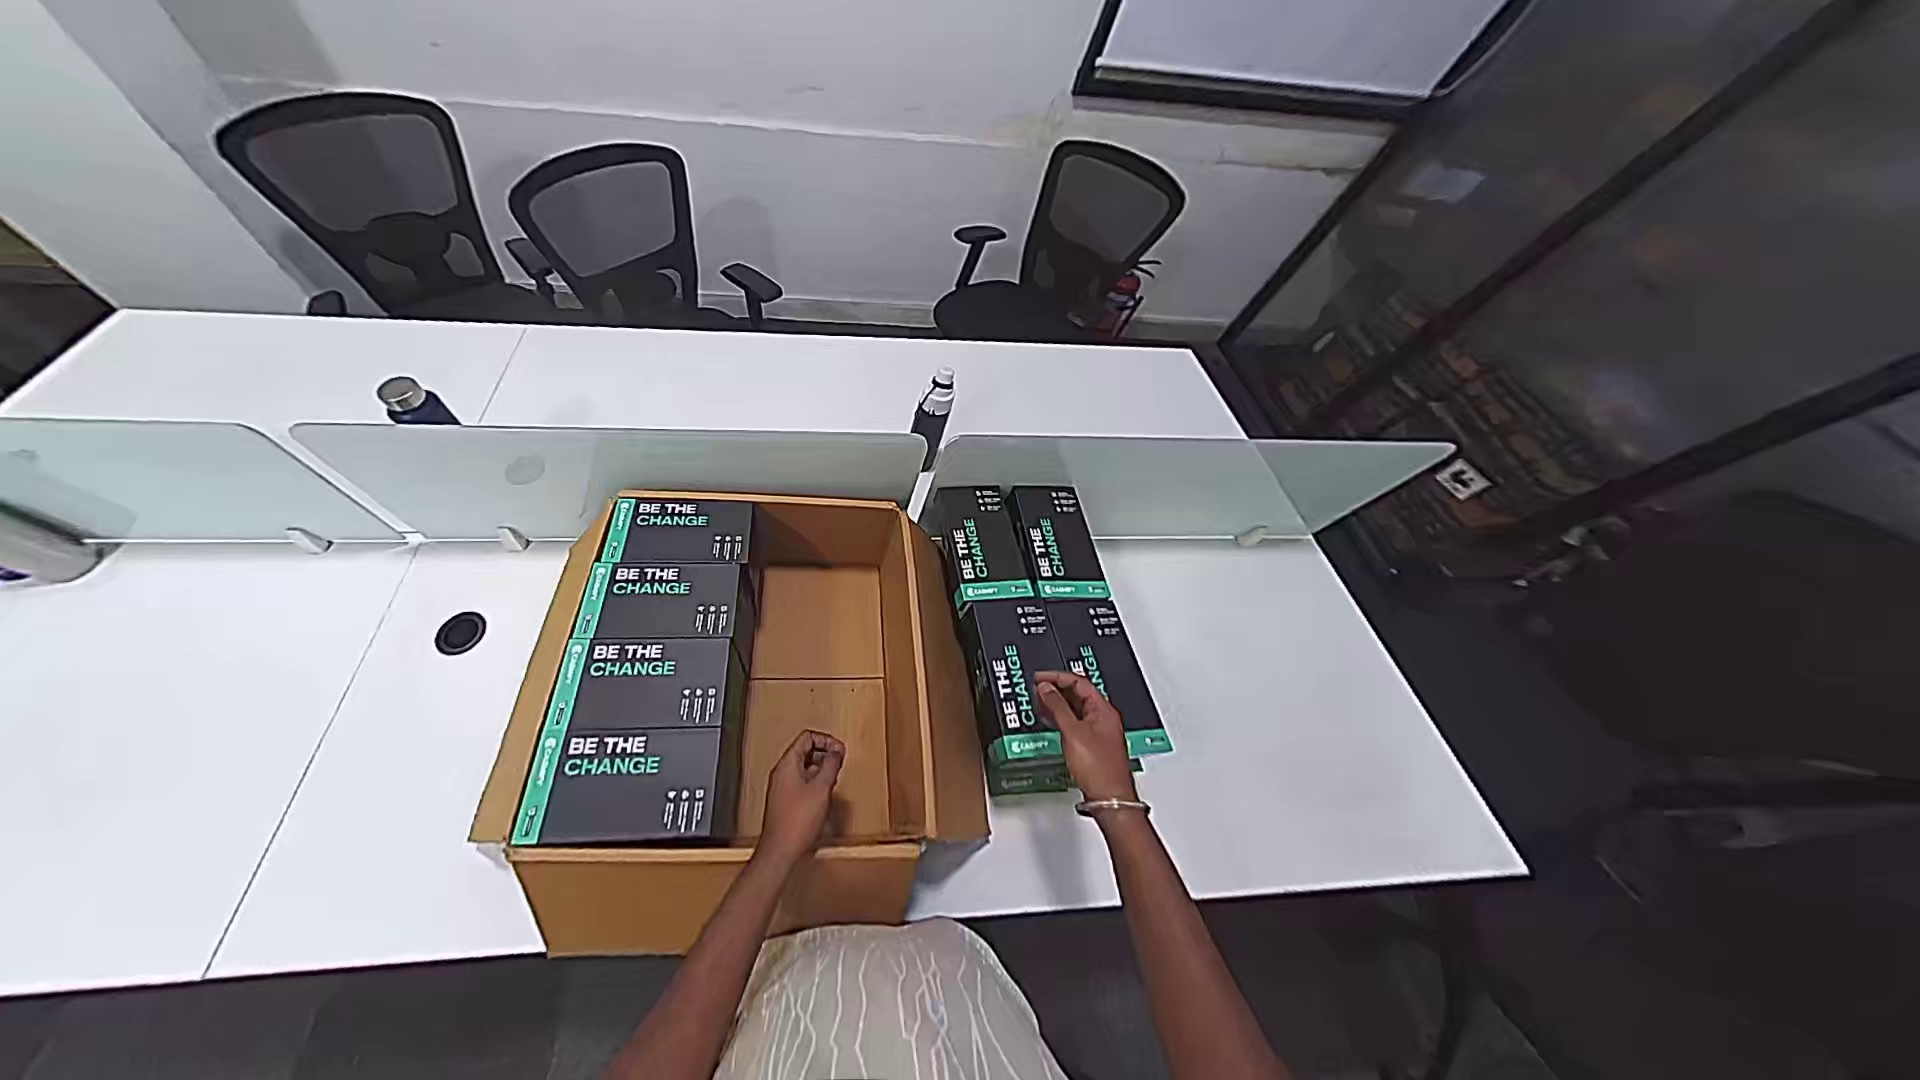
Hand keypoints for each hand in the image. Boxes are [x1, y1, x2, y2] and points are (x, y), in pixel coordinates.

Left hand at [757, 730, 844, 866]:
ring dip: (821, 768)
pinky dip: (815, 781)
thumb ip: (831, 765)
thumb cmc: (797, 821)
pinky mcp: (784, 800)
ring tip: (833, 778)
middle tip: (839, 762)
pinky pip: (801, 781)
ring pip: (804, 766)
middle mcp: (781, 772)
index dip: (826, 740)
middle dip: (825, 753)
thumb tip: (836, 751)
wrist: (780, 850)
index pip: (807, 738)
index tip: (839, 750)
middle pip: (805, 750)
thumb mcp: (822, 787)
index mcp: (787, 764)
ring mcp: (781, 786)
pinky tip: (824, 794)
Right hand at [1035, 671, 1136, 801]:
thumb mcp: (1073, 732)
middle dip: (1056, 689)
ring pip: (1075, 709)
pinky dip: (1060, 718)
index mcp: (1103, 710)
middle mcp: (1103, 719)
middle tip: (1038, 688)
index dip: (1058, 677)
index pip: (1079, 682)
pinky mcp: (1092, 745)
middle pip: (1078, 694)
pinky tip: (1050, 720)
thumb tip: (1047, 688)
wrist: (1109, 798)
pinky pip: (1074, 723)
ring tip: (1040, 701)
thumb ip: (1058, 707)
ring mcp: (1098, 732)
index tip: (1041, 677)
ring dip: (1057, 703)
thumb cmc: (1099, 769)